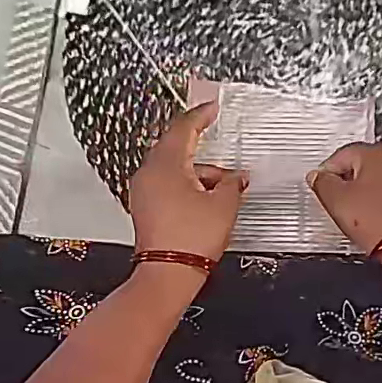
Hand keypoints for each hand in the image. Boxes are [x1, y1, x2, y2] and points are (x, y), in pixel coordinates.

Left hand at [128, 101, 247, 260]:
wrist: (168, 275)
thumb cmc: (193, 238)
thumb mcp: (224, 205)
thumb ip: (233, 183)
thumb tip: (238, 177)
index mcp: (166, 165)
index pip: (183, 129)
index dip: (201, 116)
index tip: (212, 108)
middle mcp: (149, 174)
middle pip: (176, 149)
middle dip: (204, 154)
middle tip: (224, 161)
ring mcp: (143, 192)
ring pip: (174, 170)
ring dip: (199, 175)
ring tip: (225, 192)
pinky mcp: (145, 208)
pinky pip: (167, 186)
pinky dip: (187, 187)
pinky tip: (207, 201)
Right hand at [307, 142, 381, 253]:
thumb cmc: (380, 222)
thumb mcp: (337, 200)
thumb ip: (322, 183)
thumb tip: (318, 177)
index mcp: (374, 153)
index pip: (341, 155)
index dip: (327, 173)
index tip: (322, 186)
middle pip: (362, 164)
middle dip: (348, 181)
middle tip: (339, 201)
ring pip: (380, 178)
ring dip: (368, 192)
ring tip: (359, 213)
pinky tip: (378, 217)